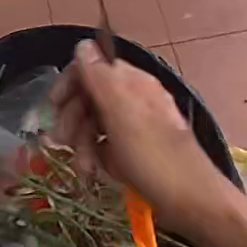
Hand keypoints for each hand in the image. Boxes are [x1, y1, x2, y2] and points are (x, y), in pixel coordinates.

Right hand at [48, 40, 241, 237]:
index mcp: (132, 82)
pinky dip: (96, 155)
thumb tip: (83, 43)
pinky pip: (106, 144)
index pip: (92, 66)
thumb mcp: (122, 114)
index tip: (53, 106)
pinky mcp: (136, 150)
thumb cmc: (155, 157)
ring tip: (82, 165)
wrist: (193, 203)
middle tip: (61, 141)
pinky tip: (95, 171)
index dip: (69, 83)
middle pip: (90, 95)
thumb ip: (100, 77)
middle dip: (72, 117)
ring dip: (81, 141)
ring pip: (95, 122)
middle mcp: (133, 97)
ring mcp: (135, 124)